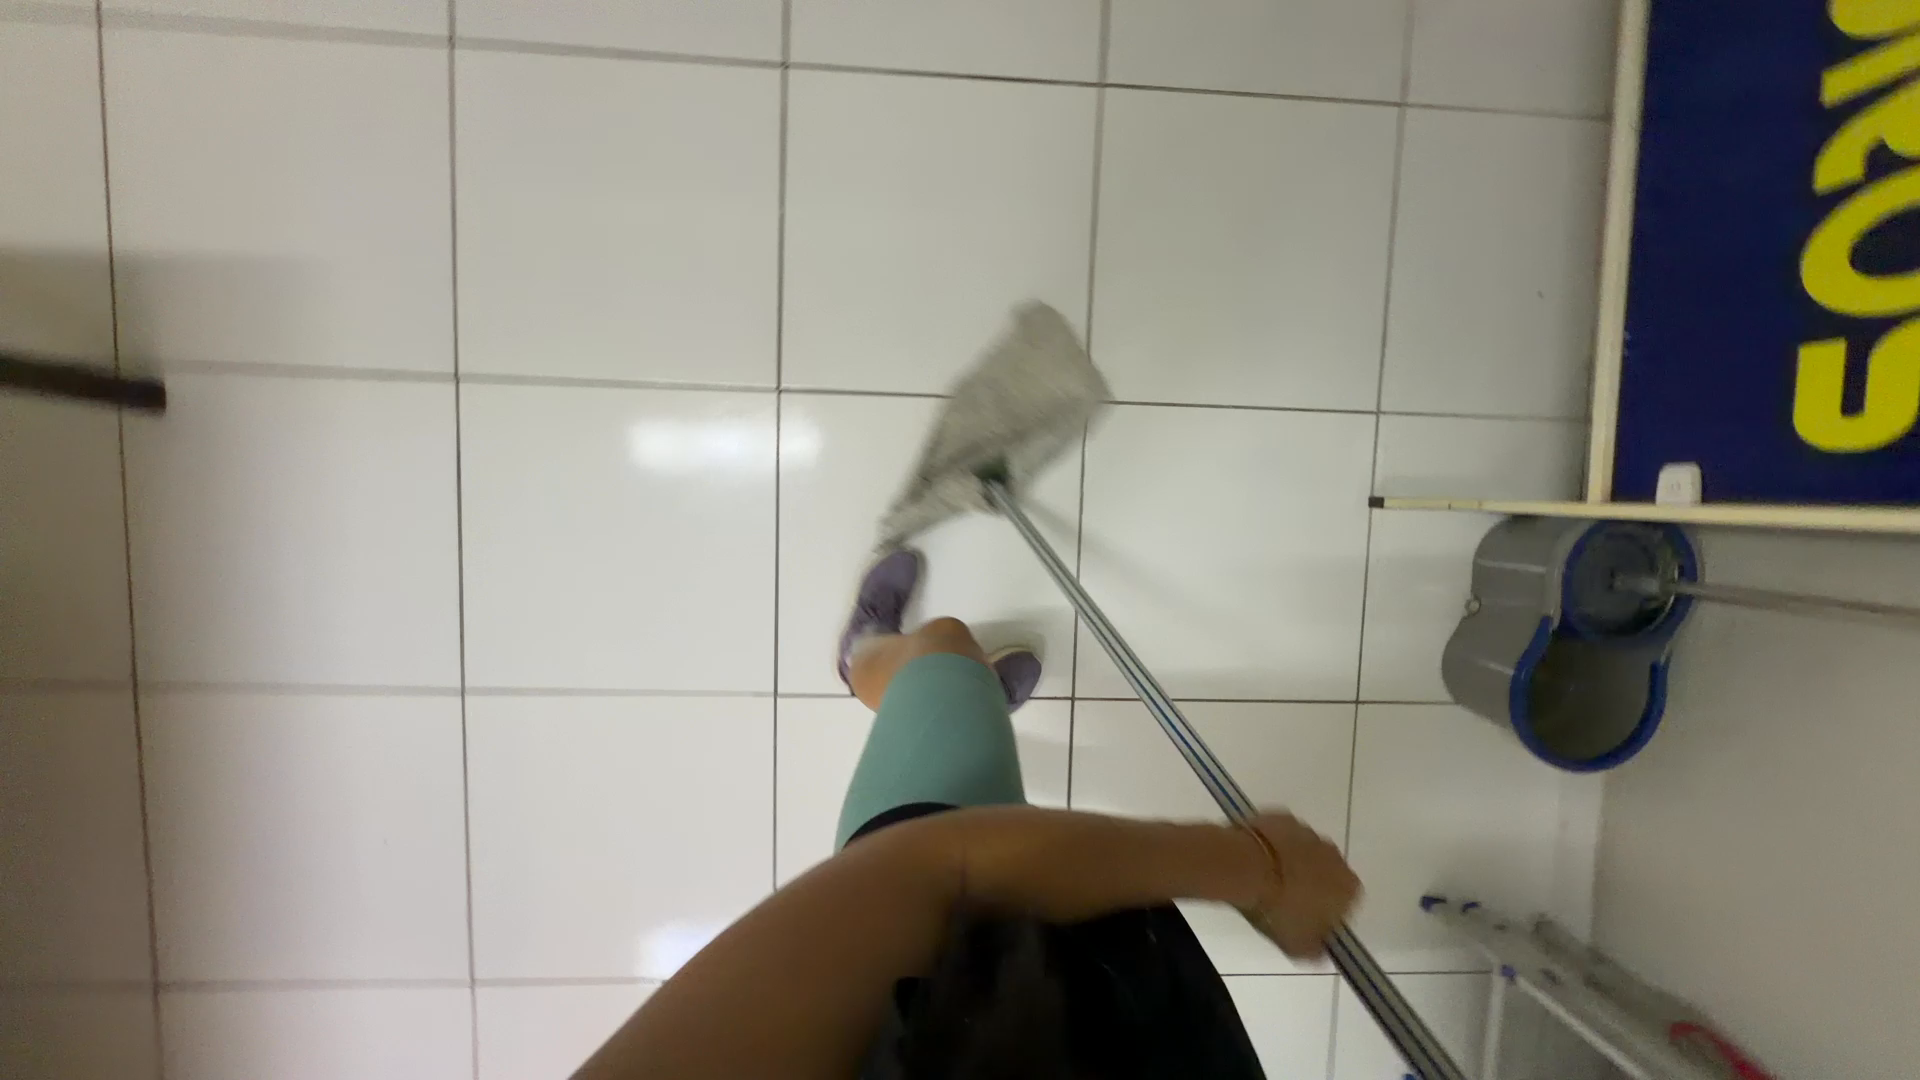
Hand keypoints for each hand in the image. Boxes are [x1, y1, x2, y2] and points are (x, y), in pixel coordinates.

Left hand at [1238, 812, 1360, 959]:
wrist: (1244, 866)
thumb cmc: (1277, 910)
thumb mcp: (1299, 946)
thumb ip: (1317, 950)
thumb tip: (1320, 949)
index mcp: (1348, 888)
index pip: (1345, 903)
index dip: (1324, 911)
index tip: (1304, 917)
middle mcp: (1334, 855)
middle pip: (1325, 872)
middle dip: (1309, 882)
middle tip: (1282, 896)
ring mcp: (1307, 830)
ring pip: (1303, 849)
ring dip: (1290, 859)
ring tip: (1265, 874)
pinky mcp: (1282, 814)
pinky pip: (1281, 832)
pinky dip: (1273, 840)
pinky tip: (1256, 853)